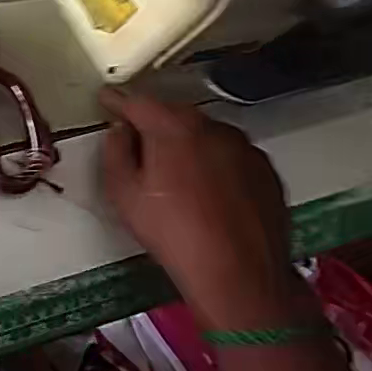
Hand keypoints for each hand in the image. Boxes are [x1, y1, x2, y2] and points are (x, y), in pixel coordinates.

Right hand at [98, 87, 316, 332]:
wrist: (239, 272)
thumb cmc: (171, 230)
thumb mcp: (123, 192)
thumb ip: (115, 152)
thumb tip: (120, 131)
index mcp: (173, 128)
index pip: (137, 101)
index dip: (116, 99)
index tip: (105, 98)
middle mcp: (213, 128)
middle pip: (174, 112)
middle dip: (152, 119)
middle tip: (133, 134)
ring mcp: (245, 148)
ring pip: (204, 132)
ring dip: (183, 139)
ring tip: (169, 164)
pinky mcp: (266, 170)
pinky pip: (228, 153)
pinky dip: (210, 158)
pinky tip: (202, 185)